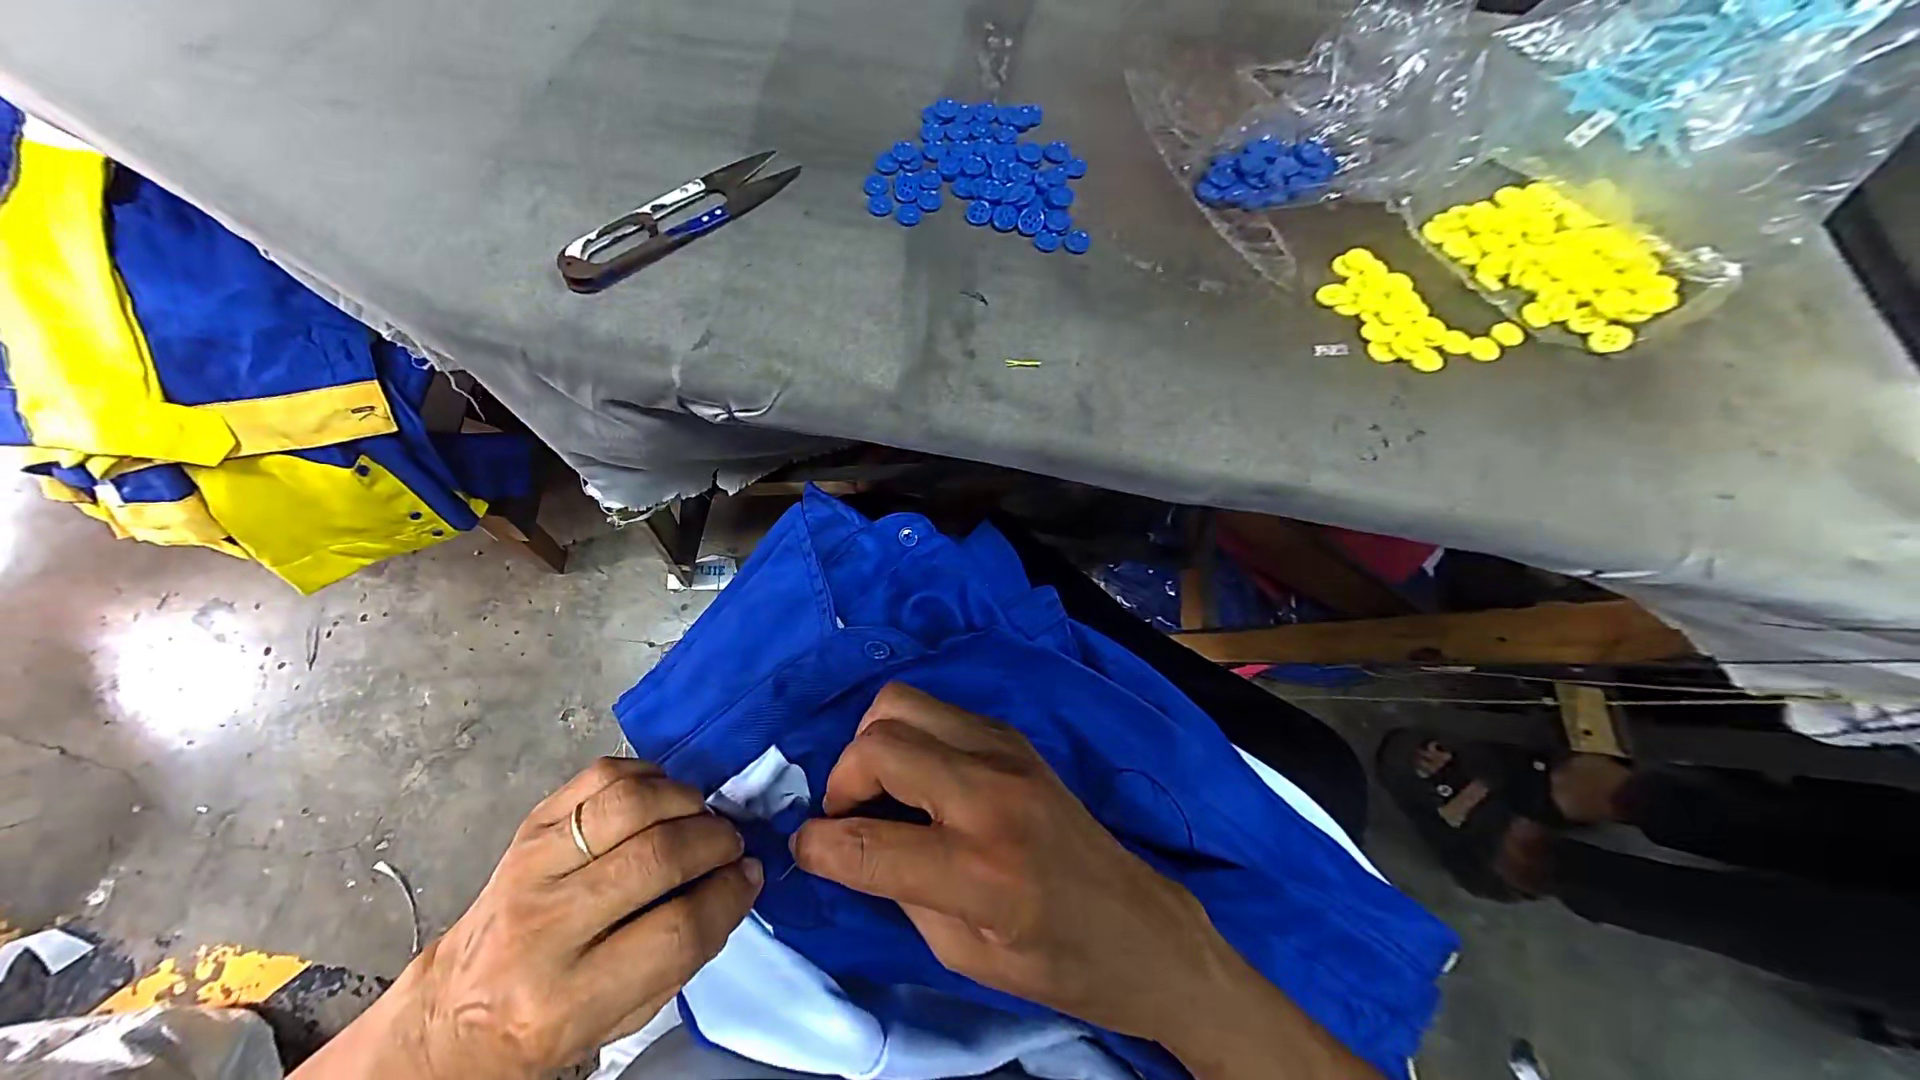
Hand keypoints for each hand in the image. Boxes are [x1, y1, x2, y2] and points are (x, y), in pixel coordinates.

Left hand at [294, 758, 761, 1079]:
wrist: (456, 1011)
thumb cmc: (550, 1022)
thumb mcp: (624, 1016)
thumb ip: (686, 950)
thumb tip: (741, 877)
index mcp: (565, 999)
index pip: (676, 931)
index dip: (730, 894)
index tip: (750, 876)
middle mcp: (541, 929)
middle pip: (657, 858)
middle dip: (716, 842)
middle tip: (730, 843)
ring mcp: (528, 868)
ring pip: (629, 805)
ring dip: (685, 802)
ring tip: (699, 816)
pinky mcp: (526, 828)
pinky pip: (599, 775)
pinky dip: (646, 775)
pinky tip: (661, 795)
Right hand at [790, 683, 1377, 1079]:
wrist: (1139, 924)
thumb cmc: (1057, 961)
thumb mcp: (966, 955)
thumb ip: (901, 891)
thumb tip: (850, 846)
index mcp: (982, 870)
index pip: (869, 842)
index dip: (819, 845)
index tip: (804, 848)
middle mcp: (992, 793)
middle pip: (881, 741)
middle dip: (843, 776)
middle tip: (848, 814)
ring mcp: (1006, 752)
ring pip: (905, 703)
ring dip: (874, 742)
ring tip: (881, 787)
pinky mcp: (1014, 736)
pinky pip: (939, 710)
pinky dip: (910, 733)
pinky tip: (920, 775)